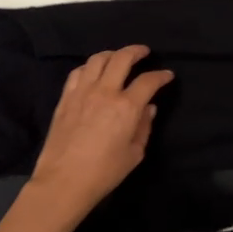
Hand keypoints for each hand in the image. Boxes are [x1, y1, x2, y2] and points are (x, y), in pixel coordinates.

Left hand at [27, 46, 172, 218]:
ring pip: (98, 59)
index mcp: (126, 107)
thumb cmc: (104, 172)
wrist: (64, 180)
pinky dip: (90, 66)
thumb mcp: (134, 154)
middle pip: (122, 58)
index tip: (167, 75)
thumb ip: (144, 127)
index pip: (148, 81)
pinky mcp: (66, 97)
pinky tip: (94, 71)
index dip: (161, 76)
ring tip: (119, 57)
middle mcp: (105, 91)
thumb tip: (149, 108)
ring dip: (112, 54)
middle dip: (136, 51)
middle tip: (144, 52)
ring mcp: (82, 91)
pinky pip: (79, 71)